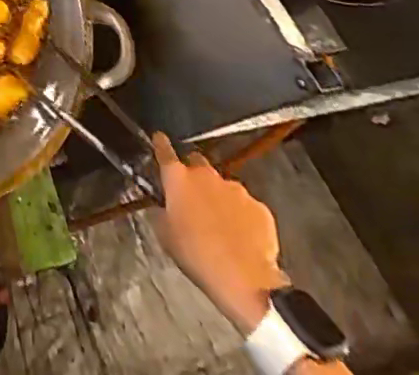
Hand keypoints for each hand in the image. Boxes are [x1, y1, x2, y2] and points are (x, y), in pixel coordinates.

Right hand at [149, 132, 287, 333]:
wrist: (244, 280)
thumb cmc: (196, 255)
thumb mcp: (165, 235)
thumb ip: (161, 212)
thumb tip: (163, 207)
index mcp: (179, 179)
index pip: (164, 151)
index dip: (160, 144)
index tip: (159, 138)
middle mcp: (207, 176)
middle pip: (197, 163)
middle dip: (193, 174)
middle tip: (192, 196)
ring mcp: (236, 189)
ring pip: (223, 186)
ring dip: (218, 198)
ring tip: (220, 225)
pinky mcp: (260, 207)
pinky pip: (245, 206)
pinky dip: (240, 215)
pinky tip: (240, 236)